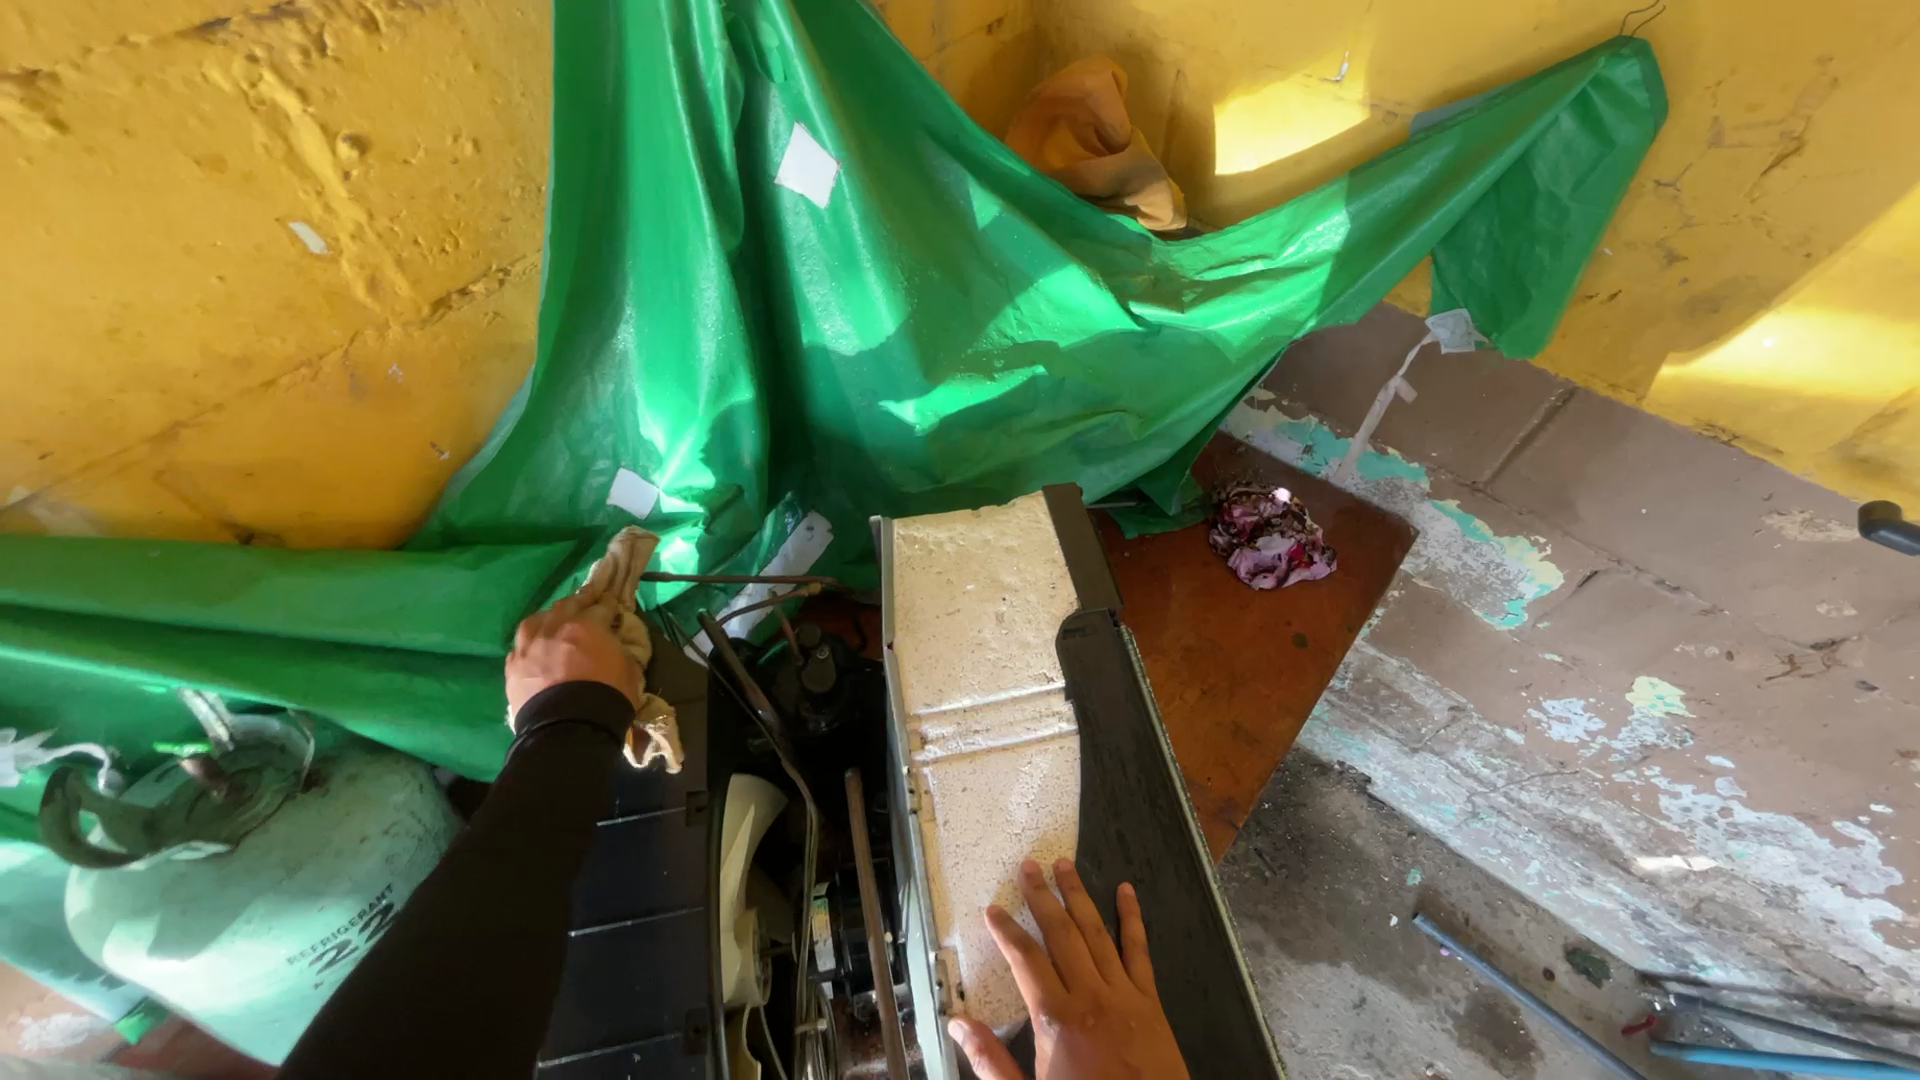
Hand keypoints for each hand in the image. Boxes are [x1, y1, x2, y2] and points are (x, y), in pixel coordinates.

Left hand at [504, 606, 640, 725]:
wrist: (569, 729)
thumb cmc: (607, 696)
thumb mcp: (629, 669)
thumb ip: (619, 649)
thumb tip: (614, 644)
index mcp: (587, 625)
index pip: (601, 606)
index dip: (608, 604)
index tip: (612, 603)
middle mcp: (554, 628)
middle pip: (567, 605)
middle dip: (580, 602)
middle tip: (588, 602)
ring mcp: (529, 646)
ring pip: (537, 620)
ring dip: (549, 618)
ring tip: (555, 622)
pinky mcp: (513, 666)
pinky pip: (521, 646)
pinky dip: (531, 643)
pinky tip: (536, 649)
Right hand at [949, 859, 1190, 1079]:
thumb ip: (992, 1062)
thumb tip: (958, 1024)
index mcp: (1056, 1019)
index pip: (1025, 959)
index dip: (1006, 931)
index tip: (992, 909)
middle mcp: (1090, 997)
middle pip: (1060, 934)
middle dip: (1042, 896)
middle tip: (1028, 865)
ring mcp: (1123, 995)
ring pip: (1096, 932)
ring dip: (1078, 895)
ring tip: (1064, 865)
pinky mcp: (1150, 1002)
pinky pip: (1139, 951)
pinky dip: (1132, 918)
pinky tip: (1126, 890)